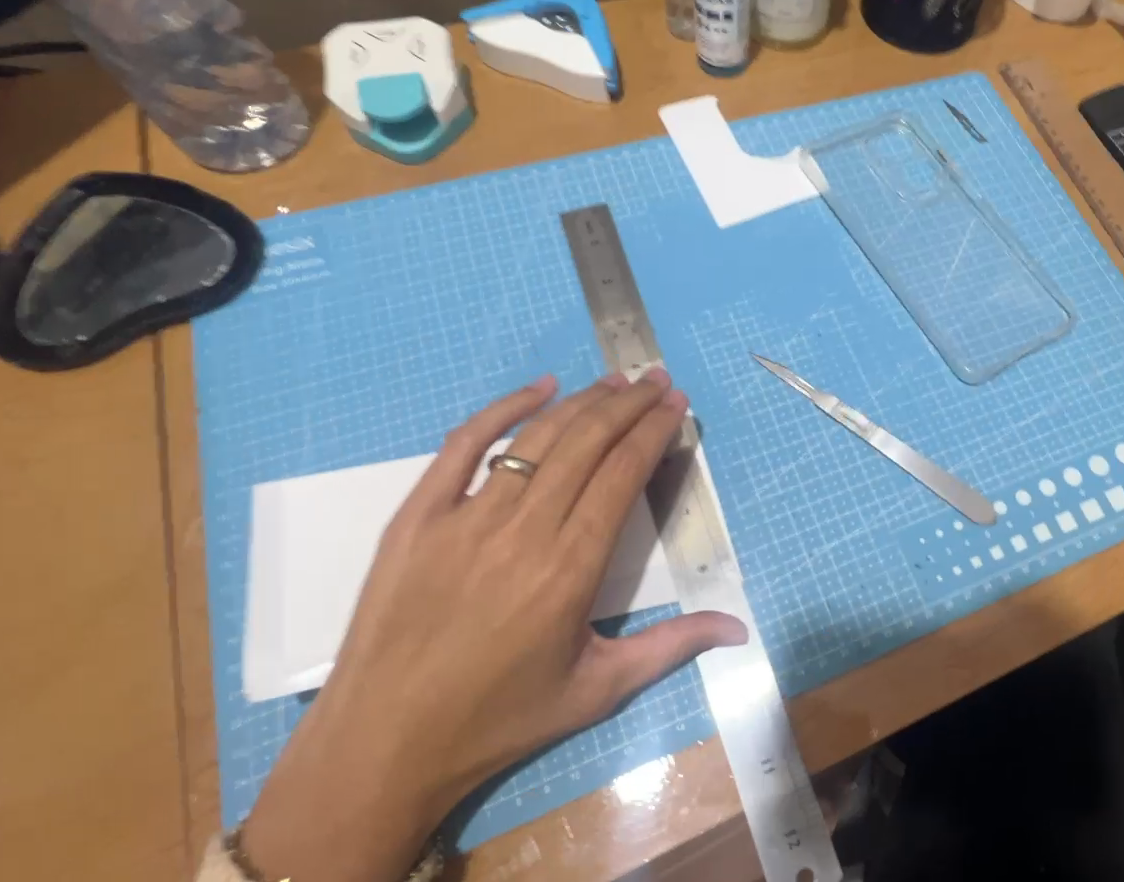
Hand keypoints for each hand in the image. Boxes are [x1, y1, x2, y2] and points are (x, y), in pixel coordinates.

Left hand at [242, 371, 746, 881]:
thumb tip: (740, 629)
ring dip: (582, 402)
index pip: (623, 474)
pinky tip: (539, 387)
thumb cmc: (500, 719)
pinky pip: (464, 445)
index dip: (654, 431)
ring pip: (537, 438)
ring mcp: (465, 518)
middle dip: (629, 404)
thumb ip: (671, 647)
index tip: (676, 404)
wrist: (383, 743)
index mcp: (571, 570)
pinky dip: (504, 408)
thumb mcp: (597, 690)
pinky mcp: (417, 516)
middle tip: (657, 380)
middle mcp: (523, 531)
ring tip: (615, 381)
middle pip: (587, 443)